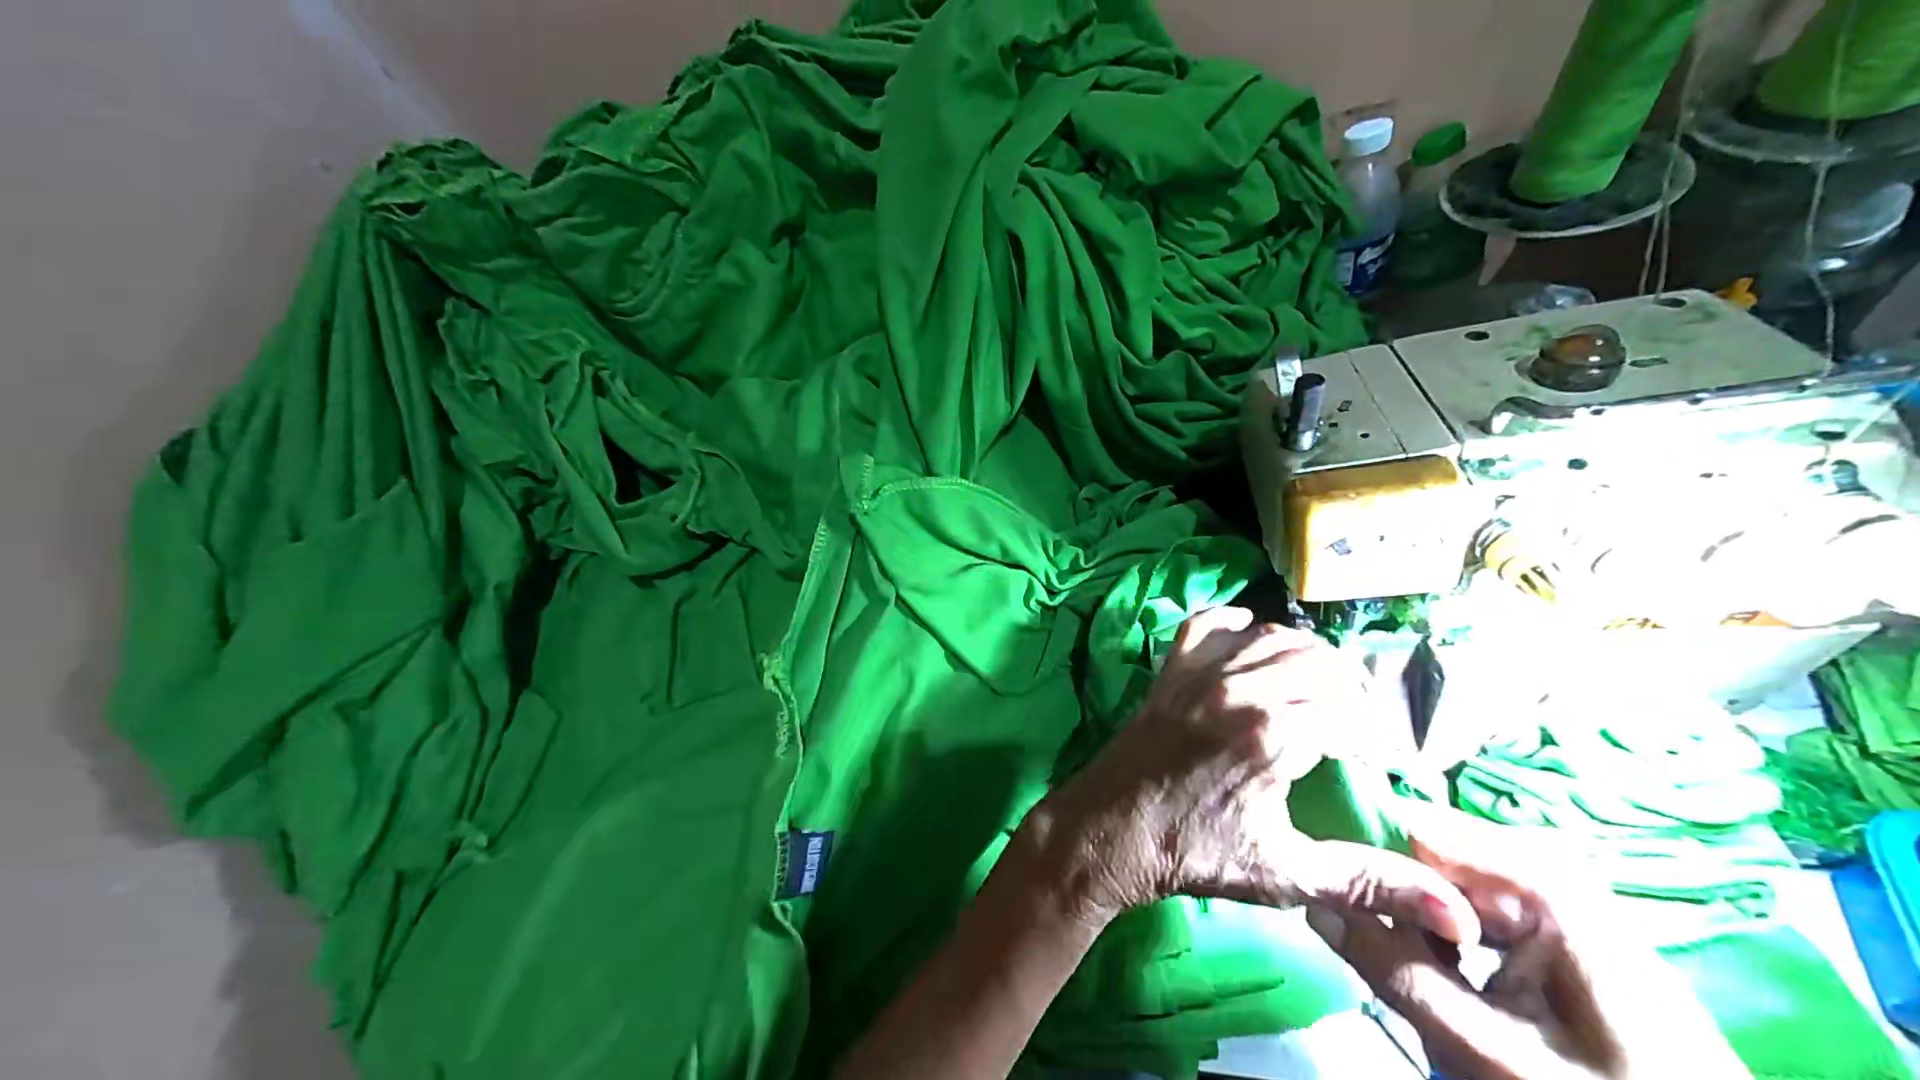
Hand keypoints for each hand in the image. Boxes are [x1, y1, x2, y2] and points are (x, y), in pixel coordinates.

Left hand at [1025, 606, 1478, 942]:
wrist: (1109, 830)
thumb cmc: (1192, 853)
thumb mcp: (1284, 871)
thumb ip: (1370, 882)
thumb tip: (1459, 916)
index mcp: (1272, 733)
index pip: (1352, 711)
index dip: (1374, 735)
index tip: (1376, 761)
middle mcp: (1238, 688)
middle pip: (1321, 661)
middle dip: (1349, 689)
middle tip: (1353, 725)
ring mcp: (1199, 670)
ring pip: (1273, 635)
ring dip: (1305, 656)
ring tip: (1316, 691)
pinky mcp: (1171, 666)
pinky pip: (1211, 623)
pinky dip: (1241, 628)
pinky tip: (1253, 650)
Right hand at [1311, 802, 1748, 1079]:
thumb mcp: (1491, 1052)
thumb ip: (1397, 975)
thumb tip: (1311, 903)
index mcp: (1543, 883)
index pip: (1418, 826)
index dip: (1356, 836)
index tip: (1311, 862)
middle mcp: (1544, 875)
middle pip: (1428, 856)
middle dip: (1381, 888)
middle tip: (1339, 920)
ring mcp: (1551, 905)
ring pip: (1441, 887)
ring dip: (1405, 918)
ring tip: (1379, 951)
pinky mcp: (1551, 936)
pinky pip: (1468, 916)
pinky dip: (1437, 938)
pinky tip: (1432, 972)